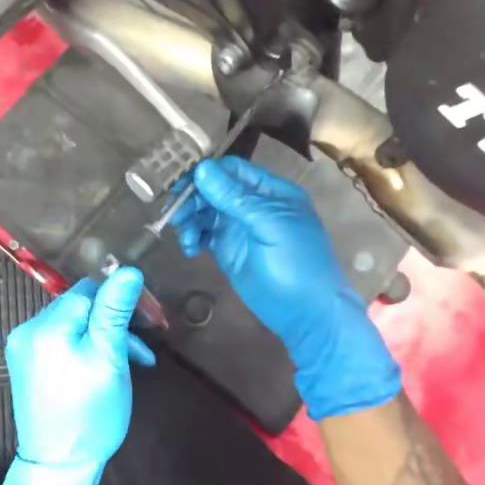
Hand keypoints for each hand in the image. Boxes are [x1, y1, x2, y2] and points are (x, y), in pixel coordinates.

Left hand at [0, 268, 154, 484]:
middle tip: (146, 345)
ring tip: (135, 360)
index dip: (123, 299)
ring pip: (77, 324)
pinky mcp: (30, 366)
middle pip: (82, 306)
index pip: (90, 290)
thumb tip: (129, 270)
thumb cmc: (89, 412)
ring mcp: (26, 349)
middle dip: (117, 320)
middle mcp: (28, 330)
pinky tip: (110, 366)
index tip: (151, 320)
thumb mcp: (109, 359)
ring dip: (107, 335)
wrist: (58, 466)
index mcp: (46, 326)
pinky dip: (90, 348)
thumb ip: (115, 311)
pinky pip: (65, 341)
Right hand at [169, 156, 400, 419]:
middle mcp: (255, 206)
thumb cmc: (297, 265)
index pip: (234, 170)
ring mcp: (241, 229)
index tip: (181, 182)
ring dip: (191, 218)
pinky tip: (190, 248)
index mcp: (272, 192)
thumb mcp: (269, 226)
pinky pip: (206, 235)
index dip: (207, 173)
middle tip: (175, 213)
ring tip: (185, 235)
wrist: (308, 315)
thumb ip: (236, 198)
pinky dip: (194, 237)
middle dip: (194, 197)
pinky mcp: (230, 252)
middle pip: (216, 189)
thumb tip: (203, 169)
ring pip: (207, 211)